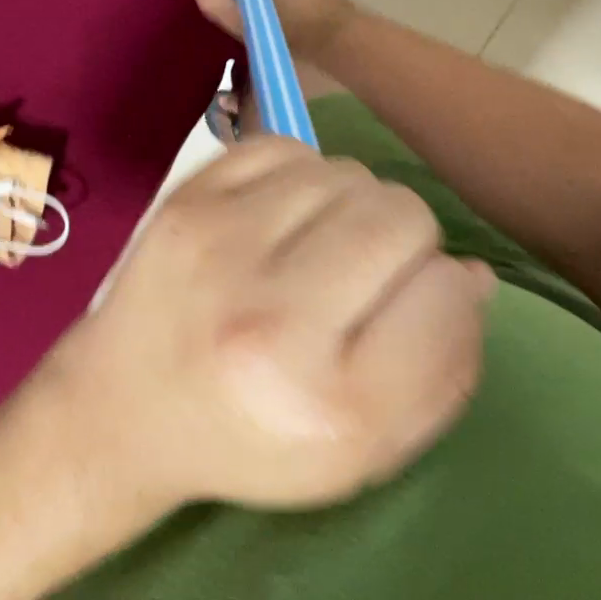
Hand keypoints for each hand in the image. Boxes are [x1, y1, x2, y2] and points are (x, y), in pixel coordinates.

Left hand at [43, 137, 494, 511]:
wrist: (128, 407)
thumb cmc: (254, 438)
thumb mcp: (364, 452)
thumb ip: (440, 372)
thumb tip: (473, 273)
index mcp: (327, 402)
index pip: (447, 292)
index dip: (446, 292)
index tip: (410, 308)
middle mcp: (270, 317)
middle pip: (401, 214)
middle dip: (405, 241)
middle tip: (365, 275)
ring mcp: (219, 245)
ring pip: (347, 172)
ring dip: (351, 206)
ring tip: (317, 250)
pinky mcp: (185, 199)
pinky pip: (286, 147)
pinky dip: (301, 177)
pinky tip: (280, 220)